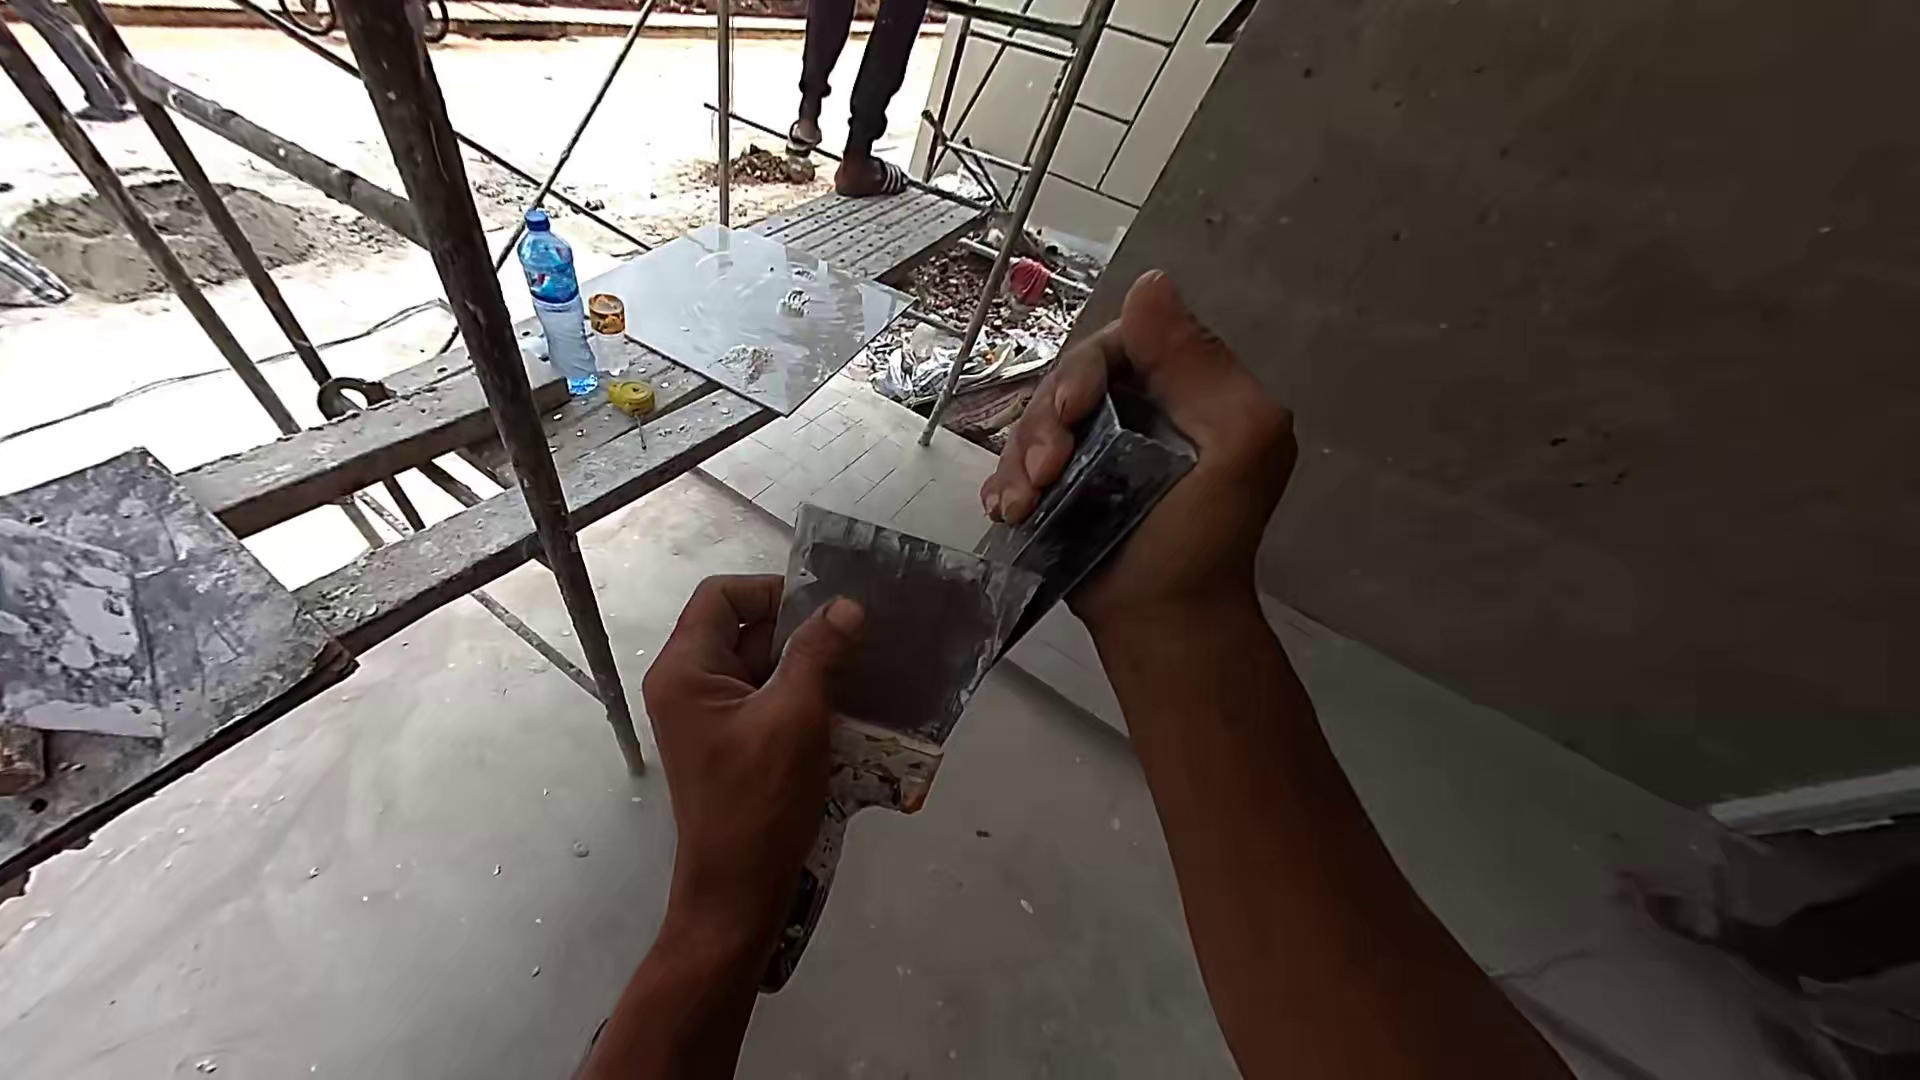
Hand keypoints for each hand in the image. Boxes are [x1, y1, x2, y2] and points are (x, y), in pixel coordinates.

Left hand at [642, 575, 863, 932]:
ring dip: (808, 660)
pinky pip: (771, 692)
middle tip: (851, 638)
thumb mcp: (796, 715)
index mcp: (686, 670)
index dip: (771, 591)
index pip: (722, 596)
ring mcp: (714, 712)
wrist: (741, 892)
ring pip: (764, 660)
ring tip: (854, 666)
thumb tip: (847, 606)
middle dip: (799, 628)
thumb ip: (819, 652)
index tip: (821, 611)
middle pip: (746, 626)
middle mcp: (692, 683)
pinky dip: (805, 688)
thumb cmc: (759, 801)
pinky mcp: (737, 735)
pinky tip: (843, 698)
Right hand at [980, 269, 1295, 631]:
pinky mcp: (1058, 487)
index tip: (1070, 413)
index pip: (1119, 346)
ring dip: (1018, 461)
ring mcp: (1090, 451)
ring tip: (1020, 507)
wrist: (1161, 619)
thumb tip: (1149, 283)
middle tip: (1043, 475)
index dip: (1085, 370)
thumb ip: (1198, 363)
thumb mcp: (1236, 441)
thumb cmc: (1203, 538)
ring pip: (1034, 425)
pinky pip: (1018, 466)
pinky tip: (1005, 509)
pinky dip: (1005, 483)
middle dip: (1044, 424)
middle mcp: (1133, 411)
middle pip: (1066, 385)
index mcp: (1179, 391)